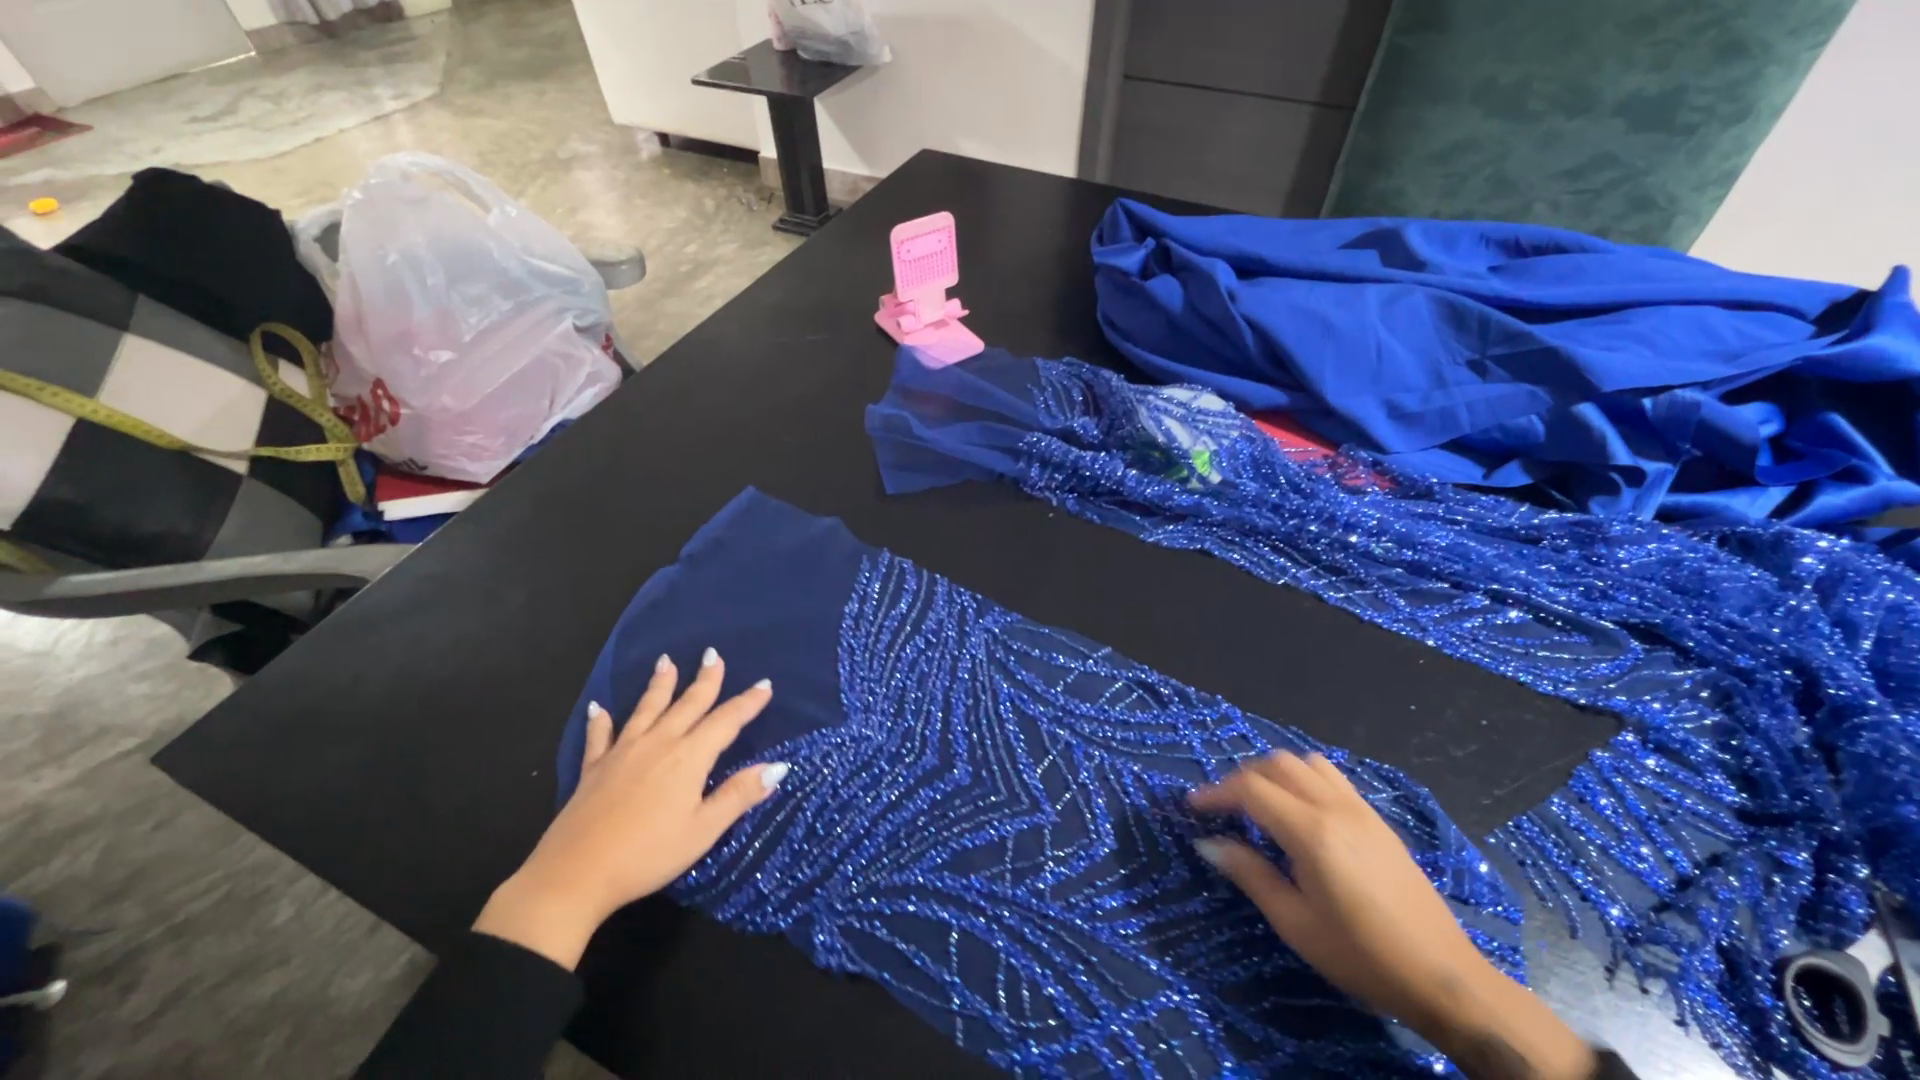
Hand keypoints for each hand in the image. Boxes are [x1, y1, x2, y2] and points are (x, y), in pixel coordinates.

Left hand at [474, 648, 786, 969]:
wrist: (576, 873)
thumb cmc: (649, 854)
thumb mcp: (703, 830)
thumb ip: (739, 795)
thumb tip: (778, 766)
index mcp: (688, 758)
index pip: (725, 721)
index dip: (747, 703)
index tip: (763, 684)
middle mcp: (657, 744)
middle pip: (686, 704)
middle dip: (704, 679)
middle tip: (712, 654)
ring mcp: (622, 753)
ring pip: (646, 709)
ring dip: (659, 685)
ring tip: (666, 662)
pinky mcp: (594, 768)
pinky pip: (600, 735)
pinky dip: (601, 720)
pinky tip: (599, 708)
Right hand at [1190, 752, 1593, 1079]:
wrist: (1441, 975)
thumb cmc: (1359, 955)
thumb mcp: (1294, 922)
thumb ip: (1249, 874)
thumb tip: (1208, 843)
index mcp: (1311, 832)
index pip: (1251, 789)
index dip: (1216, 793)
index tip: (1193, 808)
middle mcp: (1336, 808)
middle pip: (1277, 764)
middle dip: (1241, 777)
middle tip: (1222, 808)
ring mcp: (1362, 810)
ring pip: (1307, 764)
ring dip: (1274, 773)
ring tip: (1258, 804)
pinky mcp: (1378, 821)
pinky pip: (1332, 778)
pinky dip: (1303, 779)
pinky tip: (1297, 813)